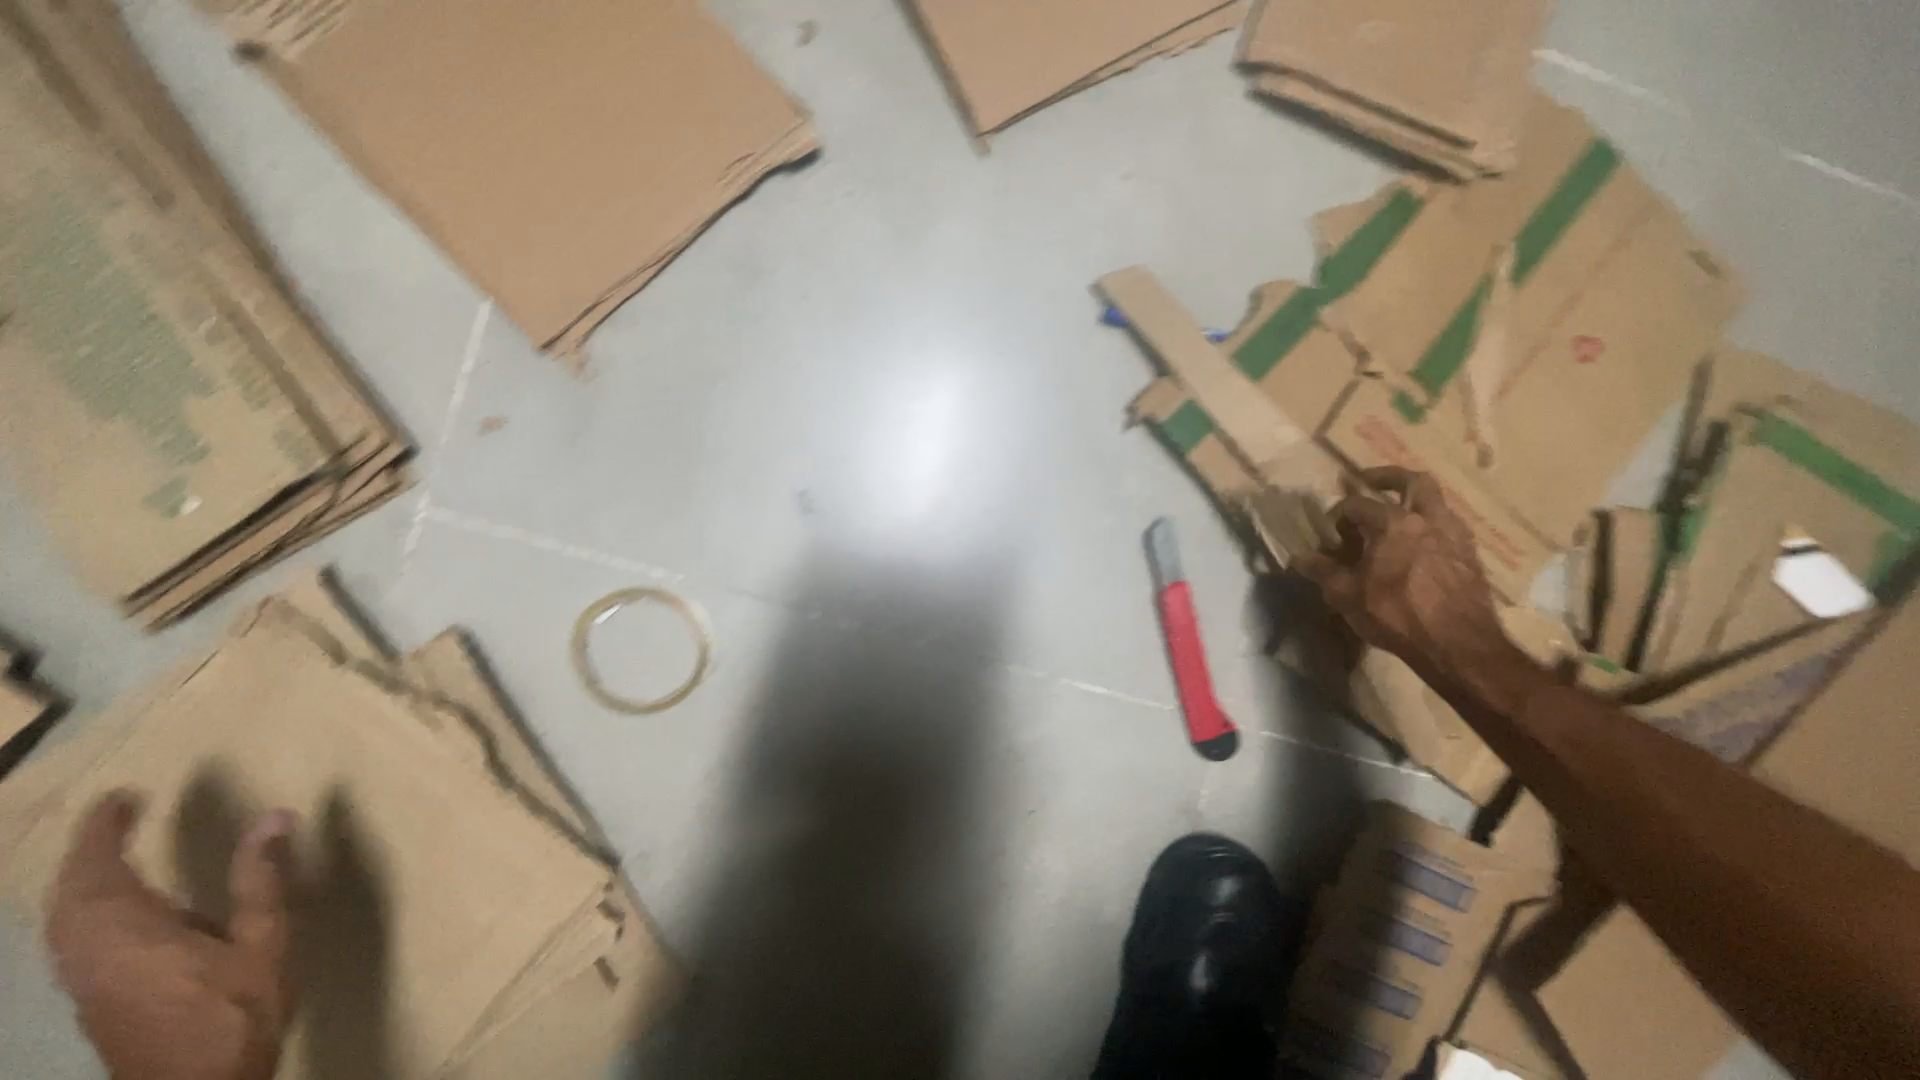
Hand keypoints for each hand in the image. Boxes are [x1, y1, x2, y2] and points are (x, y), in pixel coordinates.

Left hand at [46, 791, 297, 1079]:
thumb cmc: (236, 1010)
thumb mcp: (265, 940)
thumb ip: (260, 878)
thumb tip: (275, 815)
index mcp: (131, 931)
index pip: (100, 867)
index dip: (104, 828)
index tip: (124, 796)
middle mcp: (91, 951)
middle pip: (68, 892)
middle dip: (87, 850)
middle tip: (116, 815)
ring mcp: (82, 978)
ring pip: (60, 918)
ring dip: (78, 879)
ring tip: (108, 852)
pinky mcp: (88, 997)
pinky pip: (67, 938)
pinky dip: (79, 906)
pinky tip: (106, 908)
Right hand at [1295, 466, 1522, 694]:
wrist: (1458, 645)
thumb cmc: (1397, 615)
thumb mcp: (1347, 596)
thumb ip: (1323, 571)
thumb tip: (1299, 557)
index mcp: (1394, 523)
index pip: (1358, 504)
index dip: (1338, 514)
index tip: (1330, 533)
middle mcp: (1428, 520)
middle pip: (1412, 481)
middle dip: (1387, 477)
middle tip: (1368, 482)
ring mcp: (1454, 536)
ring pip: (1436, 502)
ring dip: (1413, 502)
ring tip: (1395, 518)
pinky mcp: (1470, 556)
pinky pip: (1449, 528)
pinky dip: (1430, 527)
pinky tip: (1418, 548)